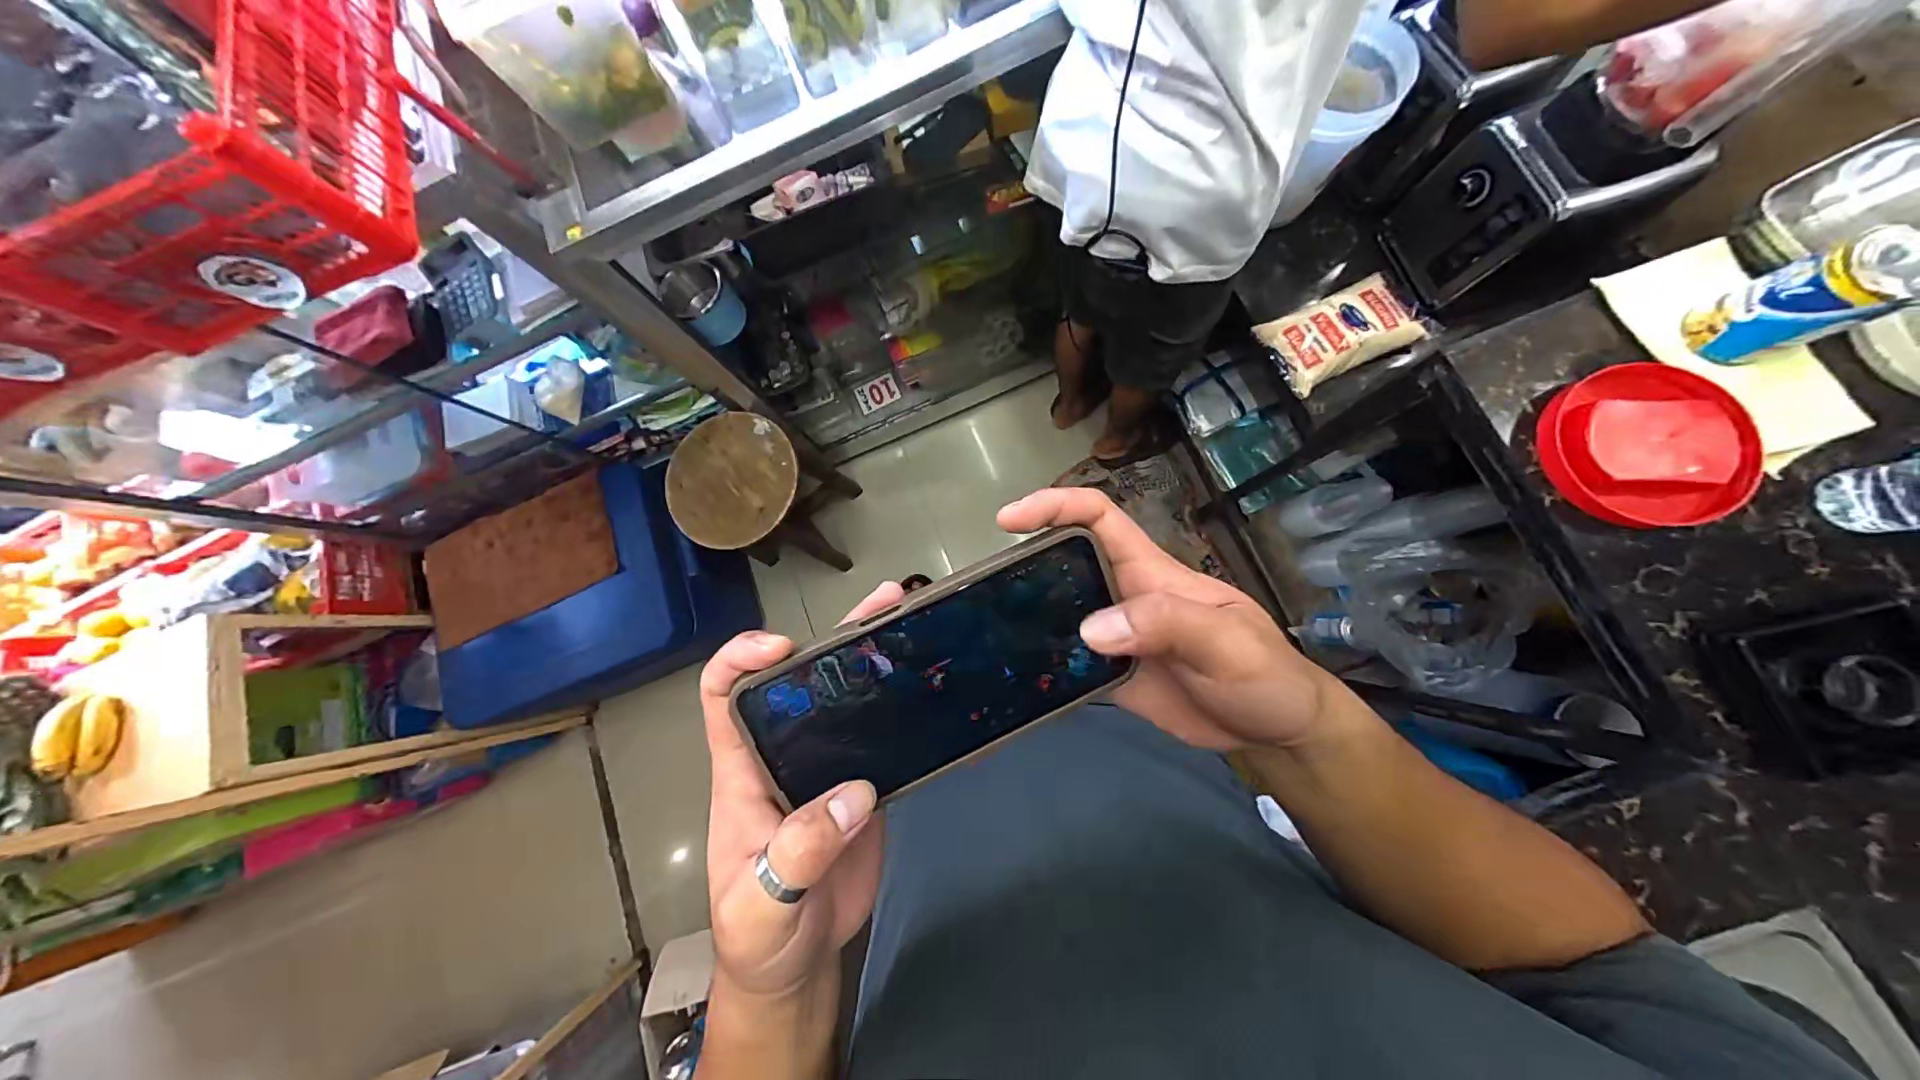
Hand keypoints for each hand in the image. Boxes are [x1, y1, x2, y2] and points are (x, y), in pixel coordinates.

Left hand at [699, 582, 901, 1001]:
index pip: (723, 695)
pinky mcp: (861, 789)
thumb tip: (854, 795)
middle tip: (882, 603)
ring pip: (845, 701)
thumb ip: (795, 855)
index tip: (781, 647)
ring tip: (909, 622)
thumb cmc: (757, 938)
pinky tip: (925, 687)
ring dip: (873, 659)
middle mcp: (783, 755)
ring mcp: (825, 769)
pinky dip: (900, 709)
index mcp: (742, 772)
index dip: (741, 659)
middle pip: (800, 680)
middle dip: (834, 636)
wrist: (795, 967)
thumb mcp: (759, 906)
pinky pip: (879, 738)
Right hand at [998, 488, 1347, 750]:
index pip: (1099, 518)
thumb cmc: (1264, 674)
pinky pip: (1068, 663)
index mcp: (1152, 573)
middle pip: (1066, 563)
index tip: (1010, 518)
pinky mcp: (1112, 676)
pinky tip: (1017, 679)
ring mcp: (1117, 638)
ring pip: (1061, 614)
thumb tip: (1091, 629)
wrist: (1276, 732)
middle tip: (982, 589)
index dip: (1055, 506)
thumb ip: (1167, 624)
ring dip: (1027, 618)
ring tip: (986, 633)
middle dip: (1025, 564)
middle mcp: (1126, 598)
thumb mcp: (1225, 641)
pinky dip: (1043, 666)